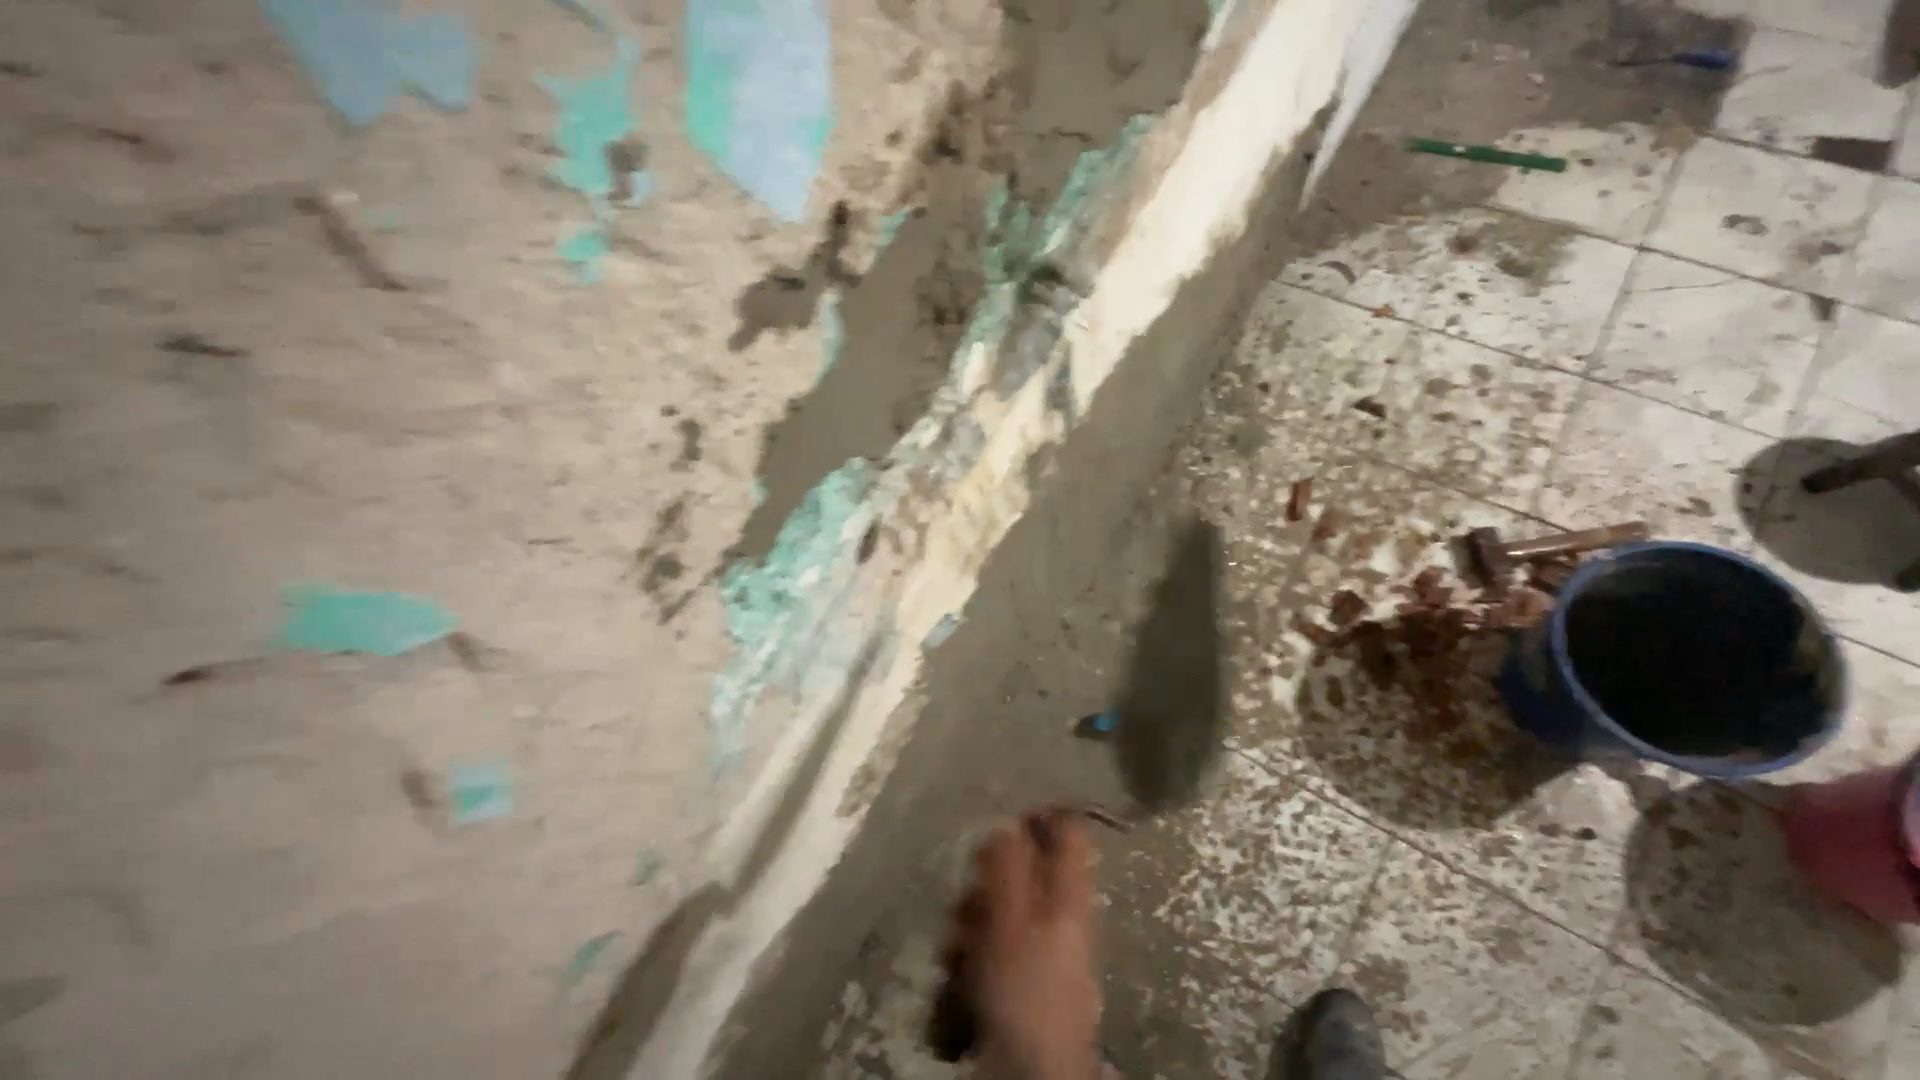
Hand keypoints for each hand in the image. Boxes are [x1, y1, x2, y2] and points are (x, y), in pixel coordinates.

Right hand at [945, 810, 1101, 1079]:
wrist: (1034, 1068)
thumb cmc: (1024, 987)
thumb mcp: (1010, 918)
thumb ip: (1008, 866)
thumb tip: (1007, 820)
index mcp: (1072, 892)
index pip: (1070, 830)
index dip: (1040, 814)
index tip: (1000, 815)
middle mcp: (1064, 913)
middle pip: (1026, 871)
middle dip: (985, 882)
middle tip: (965, 903)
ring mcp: (1048, 947)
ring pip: (1005, 908)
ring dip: (972, 922)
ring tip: (956, 949)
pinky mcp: (1029, 977)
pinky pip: (998, 945)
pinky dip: (975, 952)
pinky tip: (958, 972)